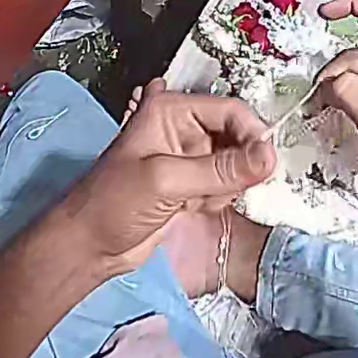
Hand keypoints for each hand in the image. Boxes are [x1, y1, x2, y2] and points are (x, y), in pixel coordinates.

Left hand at [52, 81, 275, 276]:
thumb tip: (269, 157)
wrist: (88, 247)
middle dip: (238, 164)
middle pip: (237, 136)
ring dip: (226, 185)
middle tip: (225, 187)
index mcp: (173, 110)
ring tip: (198, 200)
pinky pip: (225, 184)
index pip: (229, 111)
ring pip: (235, 163)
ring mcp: (190, 158)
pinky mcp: (193, 184)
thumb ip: (220, 169)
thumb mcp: (166, 180)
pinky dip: (219, 198)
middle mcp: (185, 128)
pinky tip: (195, 208)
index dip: (252, 133)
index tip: (267, 162)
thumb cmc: (115, 202)